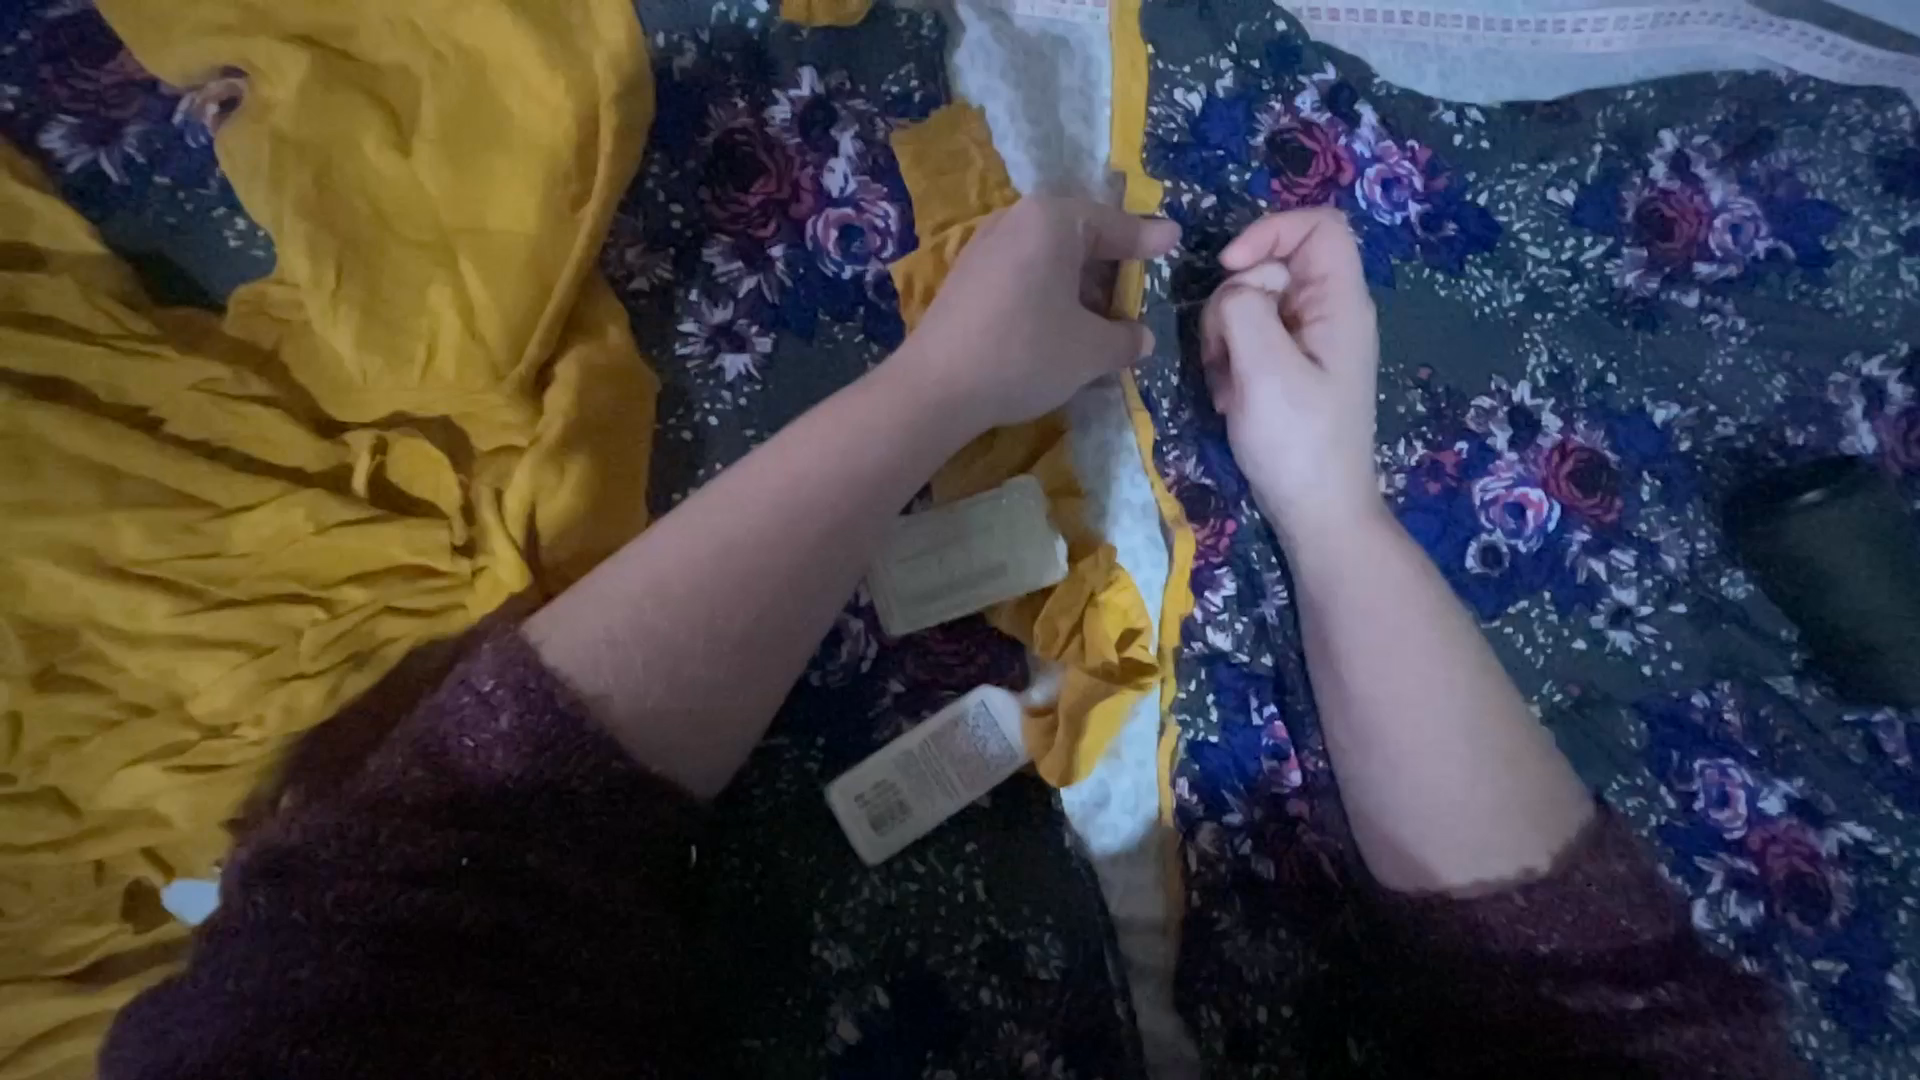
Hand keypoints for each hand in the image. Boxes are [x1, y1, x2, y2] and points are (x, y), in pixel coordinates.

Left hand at [900, 196, 1180, 432]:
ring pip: (1047, 262)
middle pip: (1078, 240)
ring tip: (1098, 324)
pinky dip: (1047, 299)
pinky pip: (1021, 280)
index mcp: (1053, 219)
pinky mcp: (965, 283)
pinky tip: (1056, 332)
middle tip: (1134, 298)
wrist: (938, 388)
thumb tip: (1141, 338)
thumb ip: (1125, 339)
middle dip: (1110, 270)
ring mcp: (983, 250)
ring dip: (1077, 291)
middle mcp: (1015, 221)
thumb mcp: (1090, 350)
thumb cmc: (1026, 353)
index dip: (1147, 239)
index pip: (1113, 225)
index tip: (1172, 239)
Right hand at [1201, 207, 1381, 540]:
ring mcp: (1304, 343)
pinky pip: (1246, 340)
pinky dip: (1228, 362)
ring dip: (1224, 338)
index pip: (1317, 225)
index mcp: (1339, 304)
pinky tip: (1229, 398)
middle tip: (1224, 354)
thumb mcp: (1265, 372)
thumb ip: (1244, 311)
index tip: (1228, 269)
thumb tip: (1233, 287)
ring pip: (1249, 305)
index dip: (1269, 231)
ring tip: (1227, 385)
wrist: (1314, 511)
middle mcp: (1325, 314)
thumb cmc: (1297, 443)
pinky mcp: (1285, 369)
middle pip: (1270, 267)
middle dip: (1233, 302)